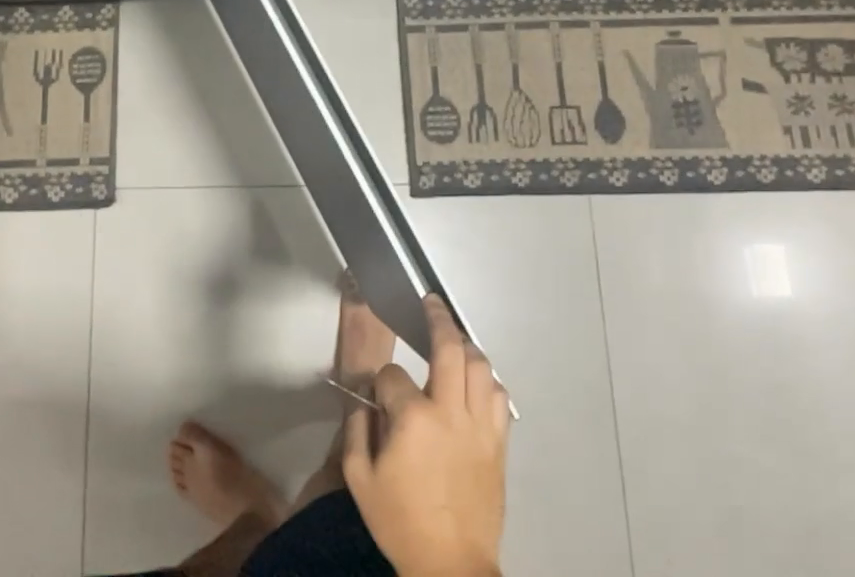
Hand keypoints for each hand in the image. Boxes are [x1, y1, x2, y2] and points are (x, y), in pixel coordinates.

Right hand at [343, 294, 509, 576]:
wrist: (450, 563)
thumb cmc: (400, 521)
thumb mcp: (358, 478)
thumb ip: (356, 430)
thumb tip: (364, 402)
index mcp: (413, 419)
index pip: (393, 376)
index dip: (381, 382)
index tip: (376, 396)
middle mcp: (451, 412)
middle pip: (450, 349)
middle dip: (438, 320)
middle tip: (431, 303)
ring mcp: (481, 426)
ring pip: (482, 368)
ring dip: (467, 348)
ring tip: (455, 341)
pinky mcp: (499, 443)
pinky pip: (499, 397)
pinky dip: (488, 380)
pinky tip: (476, 381)